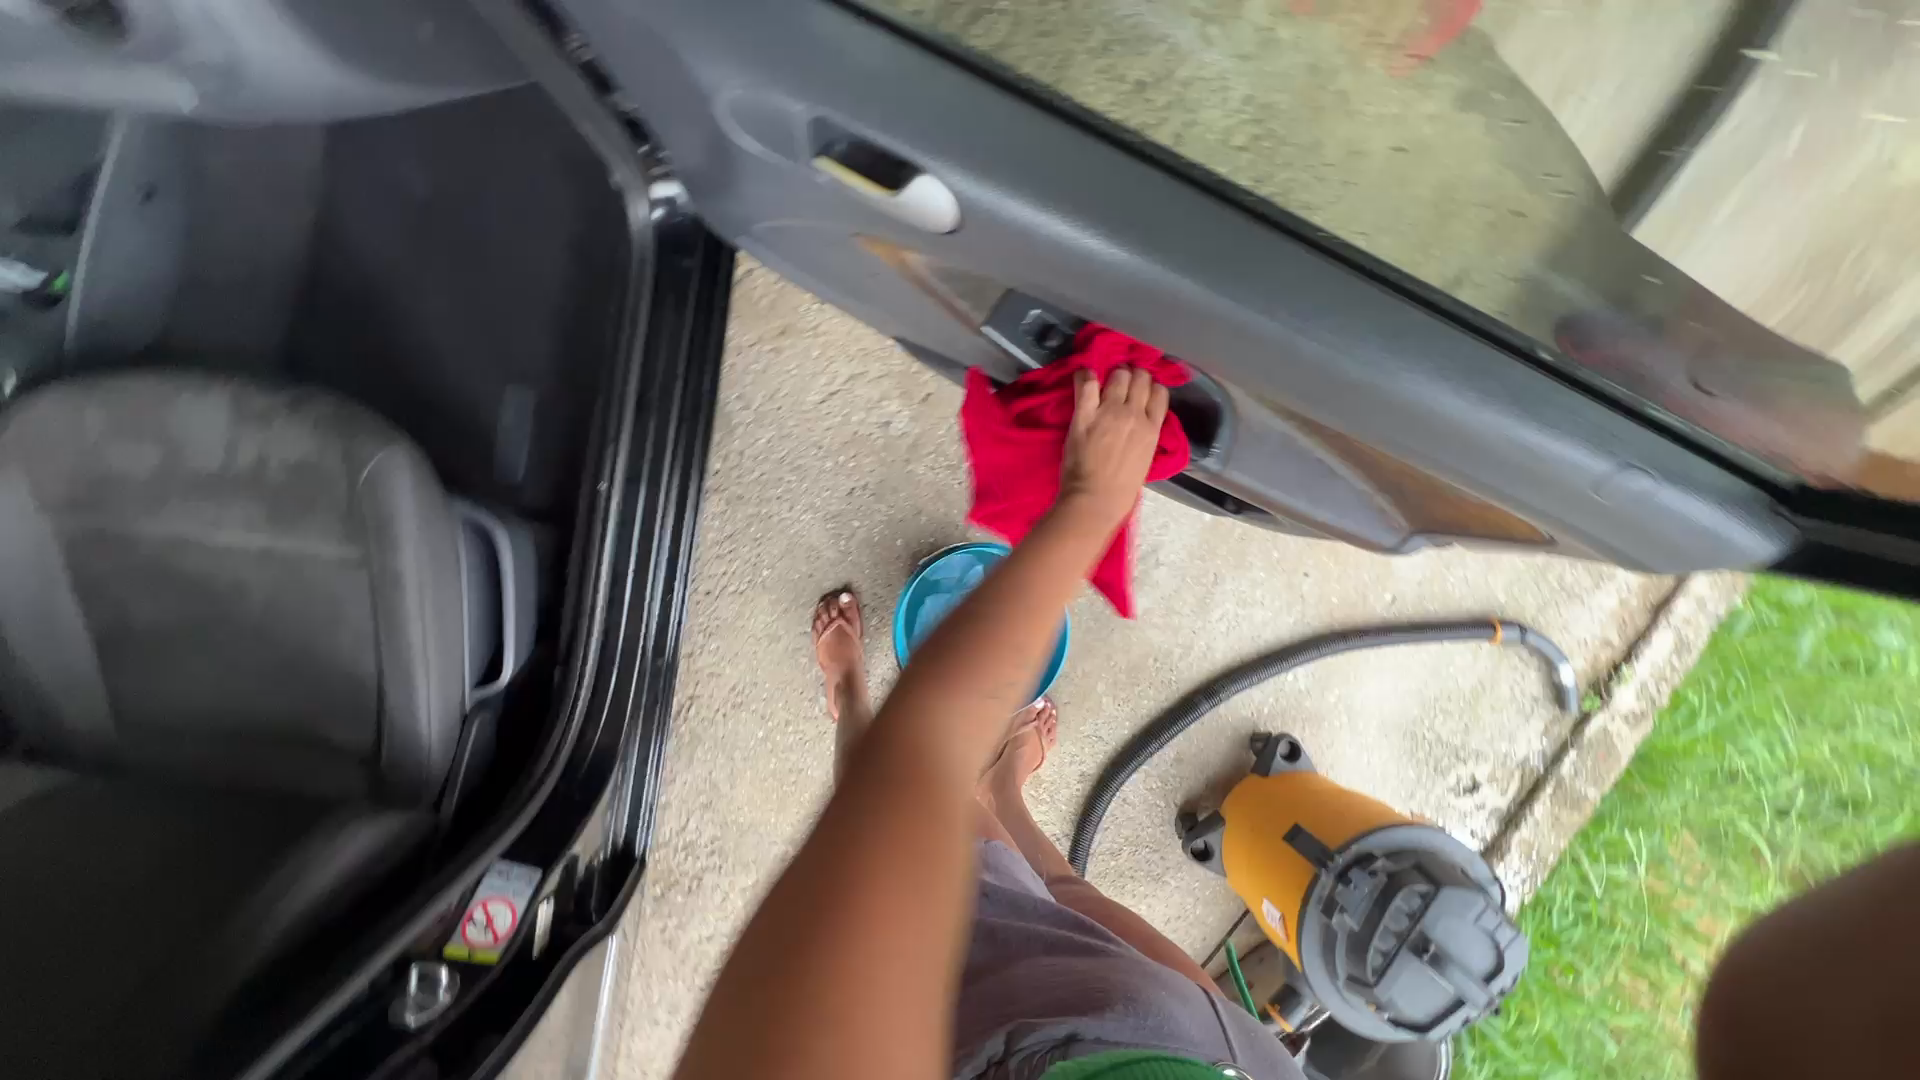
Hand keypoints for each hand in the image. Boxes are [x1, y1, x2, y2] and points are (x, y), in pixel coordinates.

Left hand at [1059, 366, 1169, 527]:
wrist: (1095, 499)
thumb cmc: (1122, 489)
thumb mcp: (1145, 458)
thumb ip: (1145, 436)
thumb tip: (1141, 425)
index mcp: (1152, 429)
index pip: (1160, 392)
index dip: (1150, 387)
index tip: (1140, 391)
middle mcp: (1134, 414)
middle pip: (1140, 378)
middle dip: (1132, 376)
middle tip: (1120, 383)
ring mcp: (1109, 412)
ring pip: (1118, 375)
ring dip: (1112, 375)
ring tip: (1104, 382)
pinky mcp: (1085, 414)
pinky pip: (1087, 382)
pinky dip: (1085, 376)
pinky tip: (1084, 378)